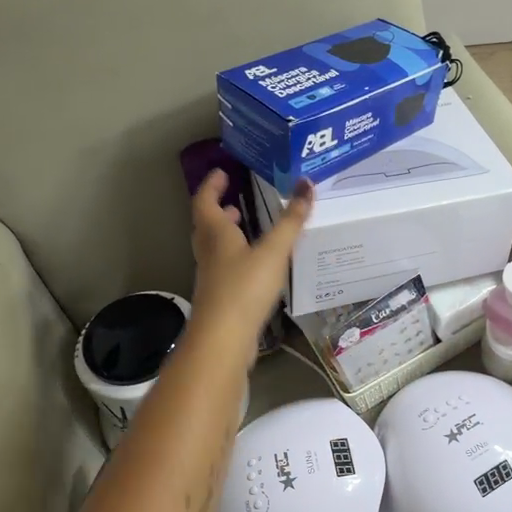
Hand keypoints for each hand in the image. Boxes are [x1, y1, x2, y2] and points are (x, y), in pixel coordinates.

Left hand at [188, 170, 312, 348]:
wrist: (223, 339)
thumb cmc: (244, 288)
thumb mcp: (273, 251)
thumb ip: (291, 220)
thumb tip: (306, 184)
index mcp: (215, 234)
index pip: (205, 201)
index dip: (212, 185)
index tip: (222, 172)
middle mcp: (208, 251)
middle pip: (206, 225)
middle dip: (219, 211)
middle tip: (234, 202)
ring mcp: (211, 276)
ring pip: (214, 248)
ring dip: (227, 235)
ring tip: (246, 230)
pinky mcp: (220, 297)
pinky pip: (225, 268)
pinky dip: (236, 258)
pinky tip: (256, 266)